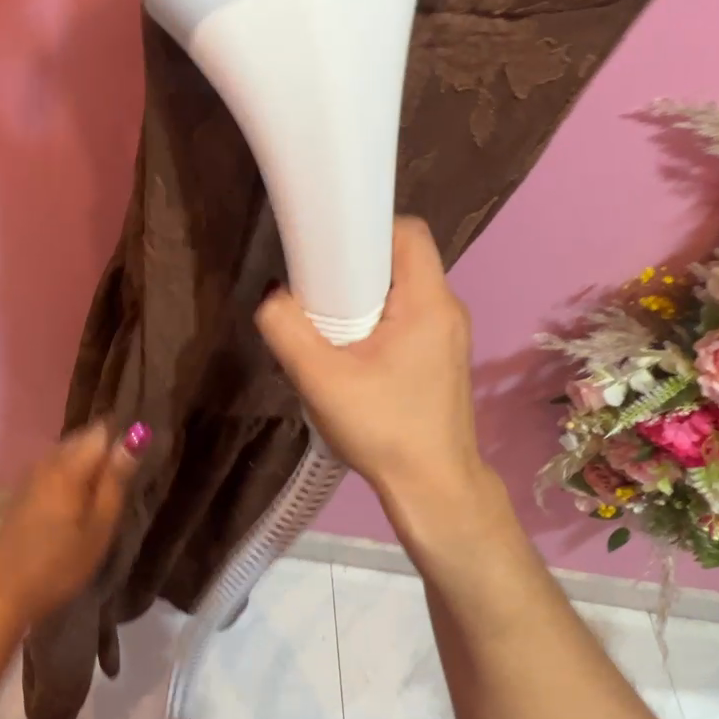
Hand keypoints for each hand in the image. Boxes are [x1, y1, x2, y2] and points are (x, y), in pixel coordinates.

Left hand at [0, 421, 142, 622]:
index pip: (103, 428)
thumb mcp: (98, 528)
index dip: (125, 434)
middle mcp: (48, 459)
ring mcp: (32, 474)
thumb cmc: (58, 565)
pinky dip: (73, 474)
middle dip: (109, 448)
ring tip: (112, 489)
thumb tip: (137, 434)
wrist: (2, 593)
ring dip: (91, 463)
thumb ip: (116, 479)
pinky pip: (56, 468)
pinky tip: (82, 500)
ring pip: (70, 452)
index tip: (144, 453)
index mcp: (69, 464)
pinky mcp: (24, 490)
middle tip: (132, 476)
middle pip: (85, 437)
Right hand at [255, 217, 491, 511]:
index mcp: (428, 301)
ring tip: (326, 325)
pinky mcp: (439, 357)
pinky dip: (374, 320)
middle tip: (314, 290)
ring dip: (360, 296)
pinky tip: (347, 353)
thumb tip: (271, 295)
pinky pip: (404, 316)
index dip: (365, 227)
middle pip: (399, 259)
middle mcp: (445, 308)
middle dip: (353, 265)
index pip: (406, 231)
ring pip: (399, 290)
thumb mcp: (319, 379)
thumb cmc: (384, 428)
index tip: (324, 247)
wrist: (435, 491)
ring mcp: (446, 334)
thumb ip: (286, 327)